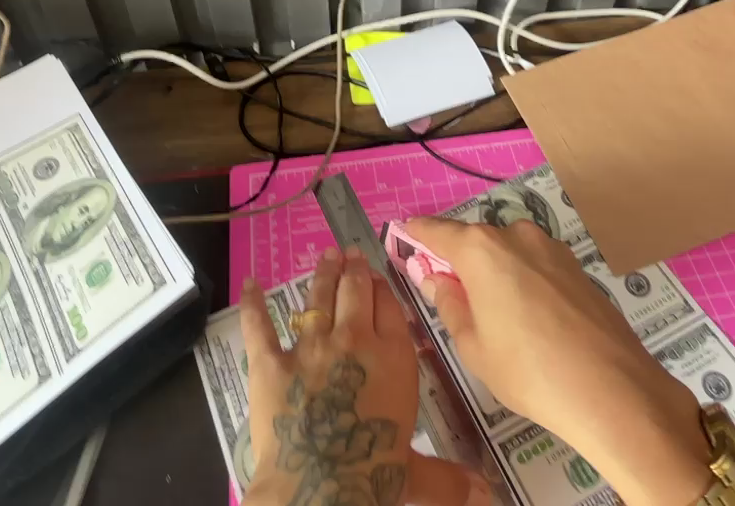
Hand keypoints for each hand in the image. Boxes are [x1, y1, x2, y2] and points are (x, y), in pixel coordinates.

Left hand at [240, 246, 487, 505]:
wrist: (317, 493)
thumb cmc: (374, 480)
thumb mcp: (419, 478)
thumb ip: (448, 478)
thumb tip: (484, 492)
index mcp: (392, 359)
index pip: (390, 309)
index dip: (384, 289)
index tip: (380, 278)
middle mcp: (353, 341)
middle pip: (355, 292)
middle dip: (355, 269)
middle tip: (351, 253)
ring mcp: (309, 348)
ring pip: (317, 298)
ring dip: (322, 274)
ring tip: (326, 256)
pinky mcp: (269, 363)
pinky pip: (259, 326)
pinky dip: (253, 304)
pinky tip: (250, 285)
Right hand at [405, 217, 714, 501]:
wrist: (612, 388)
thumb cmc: (527, 370)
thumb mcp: (473, 346)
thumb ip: (449, 304)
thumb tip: (435, 277)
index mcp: (480, 249)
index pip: (436, 231)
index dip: (416, 234)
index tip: (403, 235)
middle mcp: (514, 235)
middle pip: (474, 240)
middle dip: (459, 260)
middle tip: (450, 293)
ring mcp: (550, 247)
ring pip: (508, 251)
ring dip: (494, 270)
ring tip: (495, 314)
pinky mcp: (577, 266)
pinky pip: (535, 264)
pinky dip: (523, 279)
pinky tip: (530, 318)